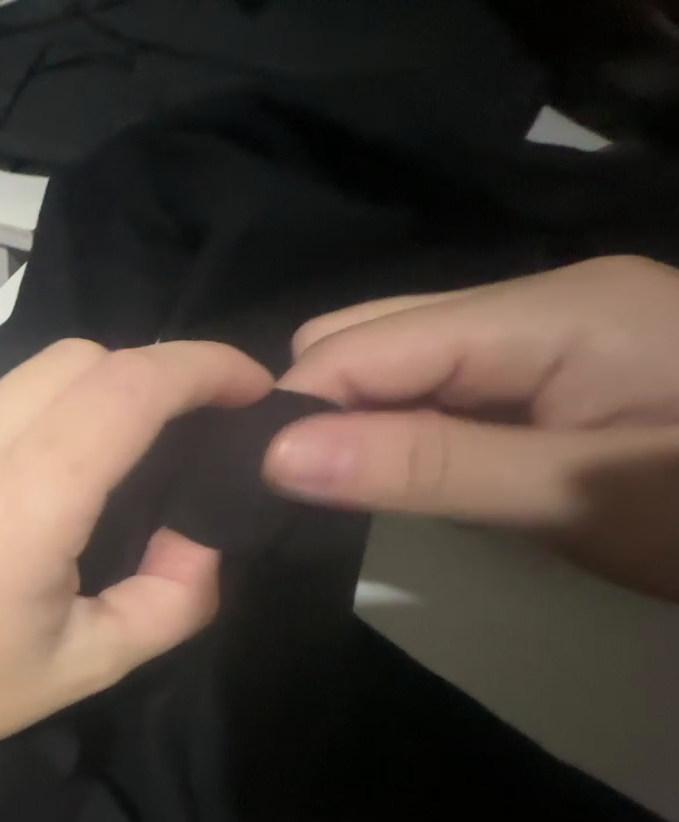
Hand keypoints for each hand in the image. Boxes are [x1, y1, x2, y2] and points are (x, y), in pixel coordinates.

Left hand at [0, 338, 272, 799]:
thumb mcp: (84, 666)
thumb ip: (173, 597)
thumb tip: (197, 530)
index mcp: (15, 511)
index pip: (125, 387)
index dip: (202, 367)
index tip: (244, 388)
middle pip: (74, 360)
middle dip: (144, 374)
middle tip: (176, 426)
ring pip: (16, 382)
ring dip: (75, 400)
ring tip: (93, 458)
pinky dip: (12, 426)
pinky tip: (8, 484)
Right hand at [263, 255, 678, 602]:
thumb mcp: (582, 501)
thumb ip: (425, 467)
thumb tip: (273, 456)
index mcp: (547, 313)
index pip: (354, 346)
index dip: (292, 412)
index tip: (259, 489)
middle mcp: (533, 300)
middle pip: (357, 336)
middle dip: (314, 409)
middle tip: (316, 491)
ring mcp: (543, 329)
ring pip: (385, 357)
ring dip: (351, 419)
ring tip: (358, 482)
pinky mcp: (550, 364)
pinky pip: (428, 378)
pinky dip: (393, 422)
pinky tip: (407, 464)